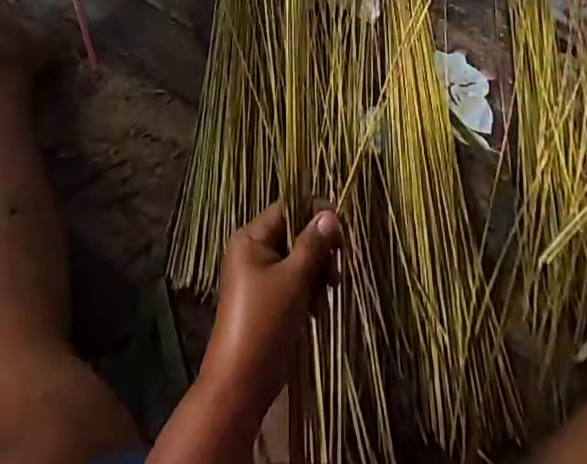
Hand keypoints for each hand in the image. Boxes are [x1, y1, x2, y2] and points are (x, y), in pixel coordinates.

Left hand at [198, 203, 344, 410]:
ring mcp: (258, 275)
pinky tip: (314, 313)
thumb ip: (313, 244)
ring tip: (320, 302)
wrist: (242, 378)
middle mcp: (251, 250)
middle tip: (334, 275)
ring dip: (315, 276)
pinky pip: (292, 281)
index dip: (314, 214)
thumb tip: (330, 213)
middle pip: (293, 234)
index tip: (343, 230)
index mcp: (249, 238)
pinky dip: (307, 292)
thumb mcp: (294, 279)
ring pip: (297, 260)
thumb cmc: (265, 320)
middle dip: (318, 253)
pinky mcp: (266, 297)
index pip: (286, 209)